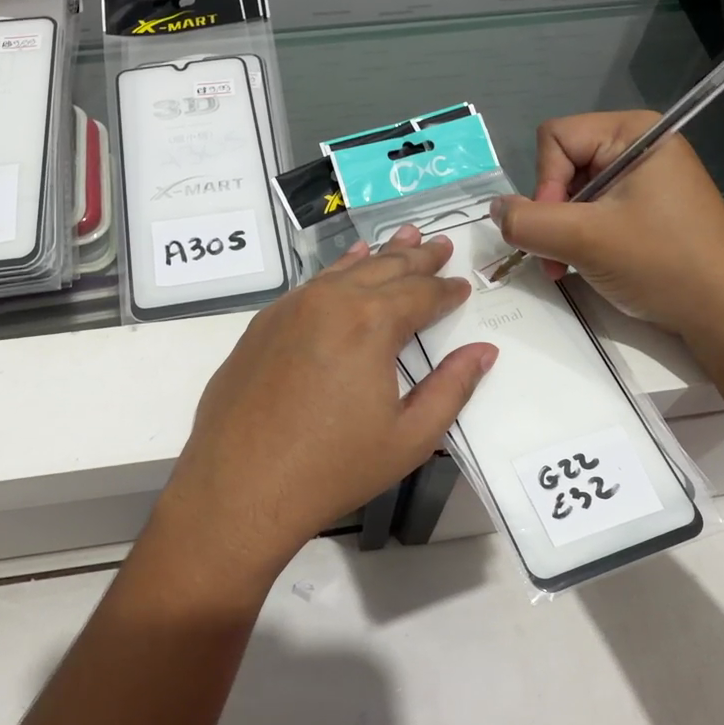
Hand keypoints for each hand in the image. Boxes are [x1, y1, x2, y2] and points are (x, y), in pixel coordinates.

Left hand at [155, 227, 497, 572]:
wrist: (239, 487)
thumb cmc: (332, 468)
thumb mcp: (409, 437)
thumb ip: (452, 388)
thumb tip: (484, 351)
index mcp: (371, 322)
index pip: (421, 293)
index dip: (446, 290)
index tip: (462, 285)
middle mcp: (330, 301)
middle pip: (384, 270)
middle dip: (417, 259)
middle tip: (440, 245)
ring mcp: (290, 308)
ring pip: (344, 271)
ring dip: (379, 256)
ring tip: (403, 237)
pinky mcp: (262, 325)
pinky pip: (309, 286)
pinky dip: (336, 273)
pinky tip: (344, 269)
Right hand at [490, 111, 723, 335]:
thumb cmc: (661, 262)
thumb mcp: (584, 239)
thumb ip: (528, 221)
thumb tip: (494, 209)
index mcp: (633, 134)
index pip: (554, 139)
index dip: (544, 183)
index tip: (559, 227)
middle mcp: (638, 147)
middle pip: (561, 166)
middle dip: (551, 214)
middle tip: (558, 256)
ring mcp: (644, 180)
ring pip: (573, 194)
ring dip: (561, 233)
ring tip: (569, 267)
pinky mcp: (647, 210)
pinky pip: (594, 213)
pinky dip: (581, 240)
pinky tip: (585, 266)